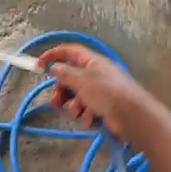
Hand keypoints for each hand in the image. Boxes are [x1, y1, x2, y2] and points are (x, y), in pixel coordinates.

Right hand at [37, 44, 164, 141]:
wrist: (132, 117)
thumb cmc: (106, 92)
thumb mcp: (81, 79)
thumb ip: (65, 73)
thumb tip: (54, 67)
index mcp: (92, 61)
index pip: (69, 51)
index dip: (53, 55)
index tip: (38, 65)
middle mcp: (95, 75)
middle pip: (69, 78)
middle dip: (61, 91)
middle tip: (56, 101)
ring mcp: (99, 93)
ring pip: (75, 98)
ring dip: (73, 106)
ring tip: (79, 111)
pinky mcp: (102, 110)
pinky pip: (85, 111)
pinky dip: (85, 116)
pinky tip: (91, 119)